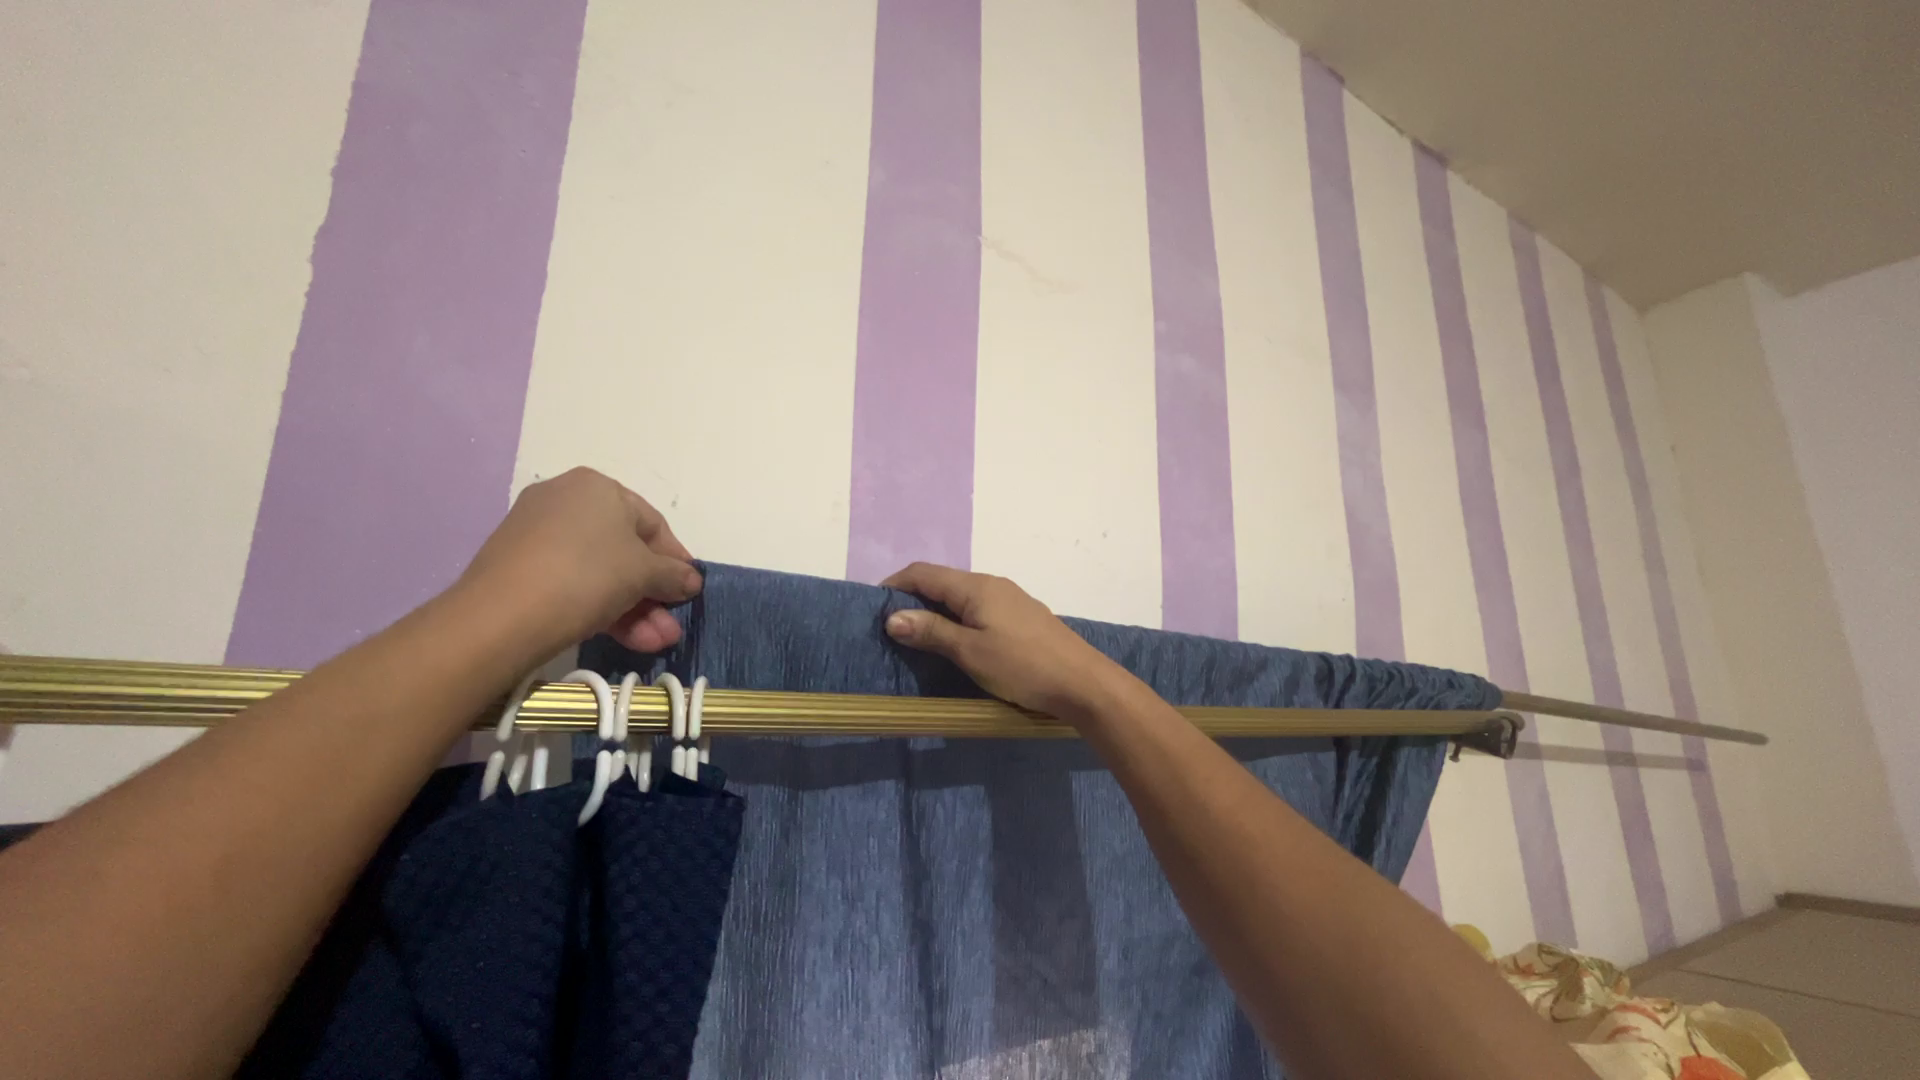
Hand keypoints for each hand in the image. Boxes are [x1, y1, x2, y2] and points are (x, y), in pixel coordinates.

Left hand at [458, 467, 701, 654]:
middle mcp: (565, 501)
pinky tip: (622, 637)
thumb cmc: (587, 575)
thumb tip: (691, 580)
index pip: (653, 523)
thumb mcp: (645, 574)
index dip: (676, 560)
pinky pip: (572, 581)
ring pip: (600, 571)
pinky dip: (600, 606)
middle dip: (653, 594)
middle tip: (671, 627)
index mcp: (598, 487)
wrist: (502, 616)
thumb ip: (674, 575)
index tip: (689, 590)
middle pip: (625, 551)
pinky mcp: (518, 566)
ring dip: (633, 609)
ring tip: (654, 643)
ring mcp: (537, 533)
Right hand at [880, 563, 1133, 719]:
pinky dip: (958, 620)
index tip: (873, 607)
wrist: (1083, 683)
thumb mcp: (970, 652)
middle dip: (914, 599)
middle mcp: (993, 585)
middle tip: (891, 628)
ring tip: (918, 638)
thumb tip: (892, 616)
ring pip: (962, 598)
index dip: (895, 585)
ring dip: (937, 612)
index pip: (924, 573)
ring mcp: (1011, 601)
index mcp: (976, 587)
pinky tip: (956, 643)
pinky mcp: (1023, 619)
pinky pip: (980, 610)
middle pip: (943, 582)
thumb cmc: (1022, 666)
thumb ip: (931, 632)